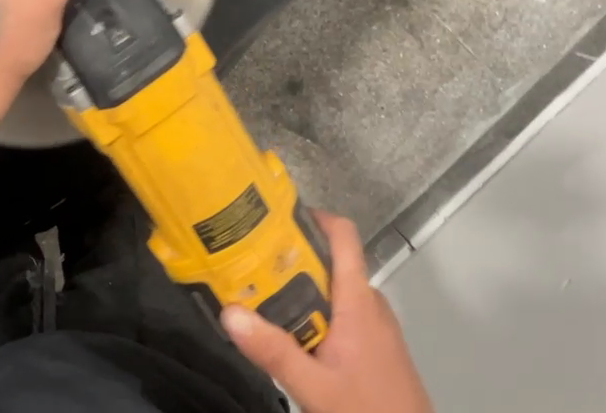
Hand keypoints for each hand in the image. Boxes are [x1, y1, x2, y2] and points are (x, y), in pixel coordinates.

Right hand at [222, 213, 433, 412]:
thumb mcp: (315, 389)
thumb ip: (274, 351)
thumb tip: (229, 311)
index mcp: (359, 301)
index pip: (343, 235)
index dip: (312, 216)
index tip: (272, 218)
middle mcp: (370, 304)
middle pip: (329, 262)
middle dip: (290, 260)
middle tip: (248, 265)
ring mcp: (376, 326)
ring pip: (333, 291)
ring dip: (300, 290)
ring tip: (260, 299)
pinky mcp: (376, 348)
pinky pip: (342, 314)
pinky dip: (315, 314)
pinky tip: (291, 338)